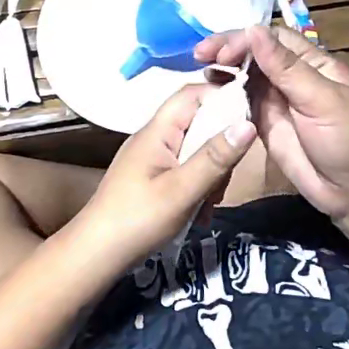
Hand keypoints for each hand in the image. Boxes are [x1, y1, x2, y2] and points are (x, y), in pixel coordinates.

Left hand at [70, 83, 256, 266]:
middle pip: (198, 124)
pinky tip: (199, 214)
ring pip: (194, 151)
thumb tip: (249, 123)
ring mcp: (151, 159)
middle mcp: (153, 138)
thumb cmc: (138, 219)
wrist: (97, 253)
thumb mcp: (182, 190)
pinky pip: (184, 171)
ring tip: (208, 204)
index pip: (192, 94)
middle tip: (222, 181)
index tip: (251, 118)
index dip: (222, 97)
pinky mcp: (151, 178)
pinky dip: (197, 188)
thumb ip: (215, 157)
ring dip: (210, 175)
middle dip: (219, 149)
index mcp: (157, 131)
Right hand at [194, 25, 348, 222]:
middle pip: (254, 53)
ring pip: (243, 76)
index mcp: (312, 64)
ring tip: (200, 68)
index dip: (246, 39)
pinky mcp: (264, 125)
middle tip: (200, 54)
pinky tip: (207, 91)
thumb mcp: (323, 100)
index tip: (222, 51)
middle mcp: (291, 77)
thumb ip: (286, 68)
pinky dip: (222, 95)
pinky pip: (239, 104)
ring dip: (222, 68)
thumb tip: (253, 30)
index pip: (273, 39)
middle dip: (227, 49)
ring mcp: (276, 101)